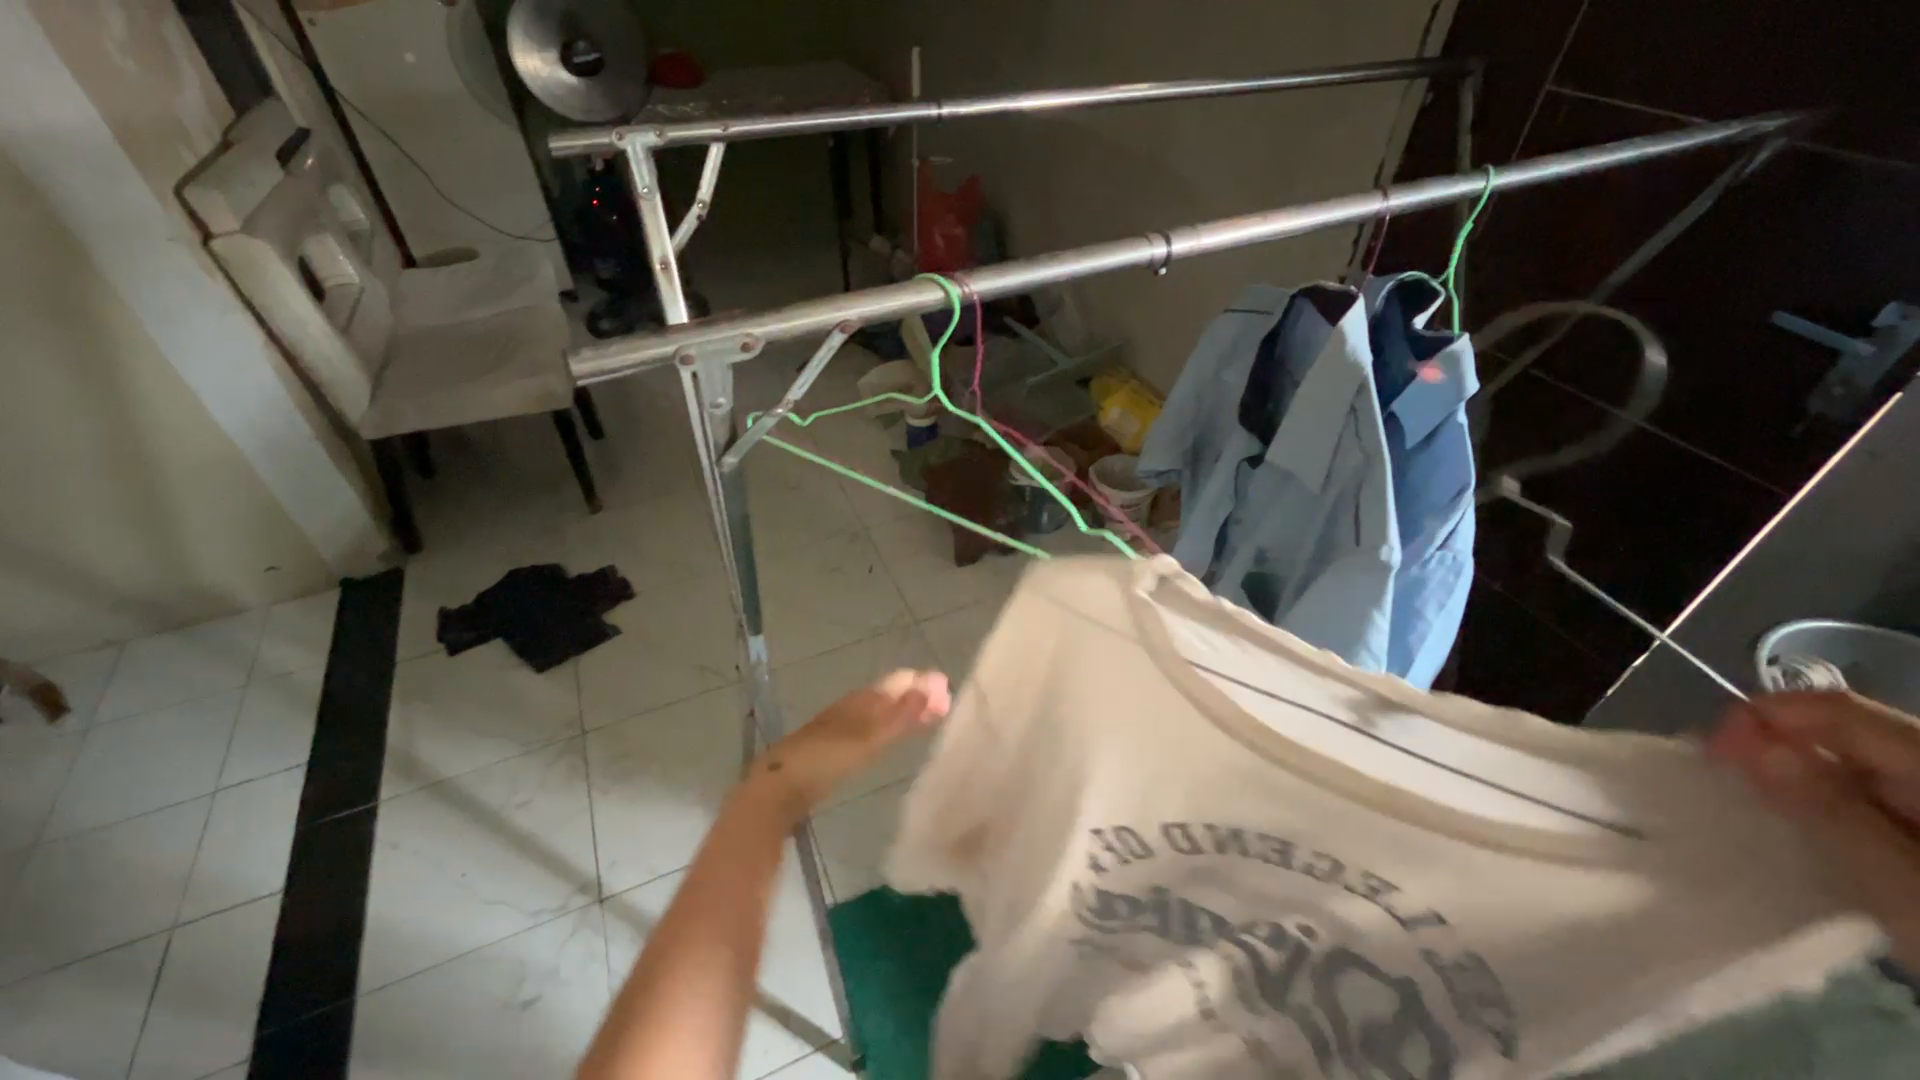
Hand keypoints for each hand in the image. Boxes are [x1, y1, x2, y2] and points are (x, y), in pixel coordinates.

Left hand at [744, 669, 950, 819]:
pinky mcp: (834, 749)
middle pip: (889, 696)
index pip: (897, 682)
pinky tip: (891, 738)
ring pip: (880, 713)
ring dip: (904, 713)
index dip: (922, 684)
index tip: (949, 692)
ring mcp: (841, 729)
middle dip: (916, 697)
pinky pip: (871, 730)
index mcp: (859, 701)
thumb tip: (932, 684)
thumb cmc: (822, 761)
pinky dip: (889, 729)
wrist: (777, 790)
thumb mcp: (865, 739)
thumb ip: (899, 716)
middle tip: (945, 706)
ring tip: (928, 718)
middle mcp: (851, 709)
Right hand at [1708, 690, 1919, 967]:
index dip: (1764, 717)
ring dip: (1804, 780)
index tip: (1708, 752)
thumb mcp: (1904, 889)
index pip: (1839, 711)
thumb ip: (1830, 812)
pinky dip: (1837, 807)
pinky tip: (1815, 833)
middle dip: (1779, 749)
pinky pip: (1883, 798)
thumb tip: (1754, 746)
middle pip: (1852, 736)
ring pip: (1864, 768)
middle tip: (1721, 780)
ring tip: (1759, 808)